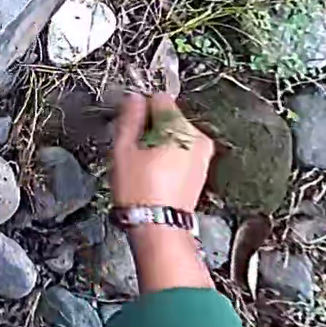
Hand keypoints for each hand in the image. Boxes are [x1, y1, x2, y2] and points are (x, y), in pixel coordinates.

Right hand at [110, 91, 215, 293]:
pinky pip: (182, 149)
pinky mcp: (201, 168)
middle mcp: (197, 138)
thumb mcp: (123, 149)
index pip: (159, 99)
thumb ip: (129, 118)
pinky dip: (169, 154)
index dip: (141, 110)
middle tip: (135, 148)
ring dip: (160, 140)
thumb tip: (134, 99)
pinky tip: (155, 171)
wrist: (159, 227)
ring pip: (176, 132)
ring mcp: (202, 155)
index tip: (131, 125)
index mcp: (179, 129)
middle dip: (152, 126)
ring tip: (144, 163)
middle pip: (169, 115)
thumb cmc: (141, 193)